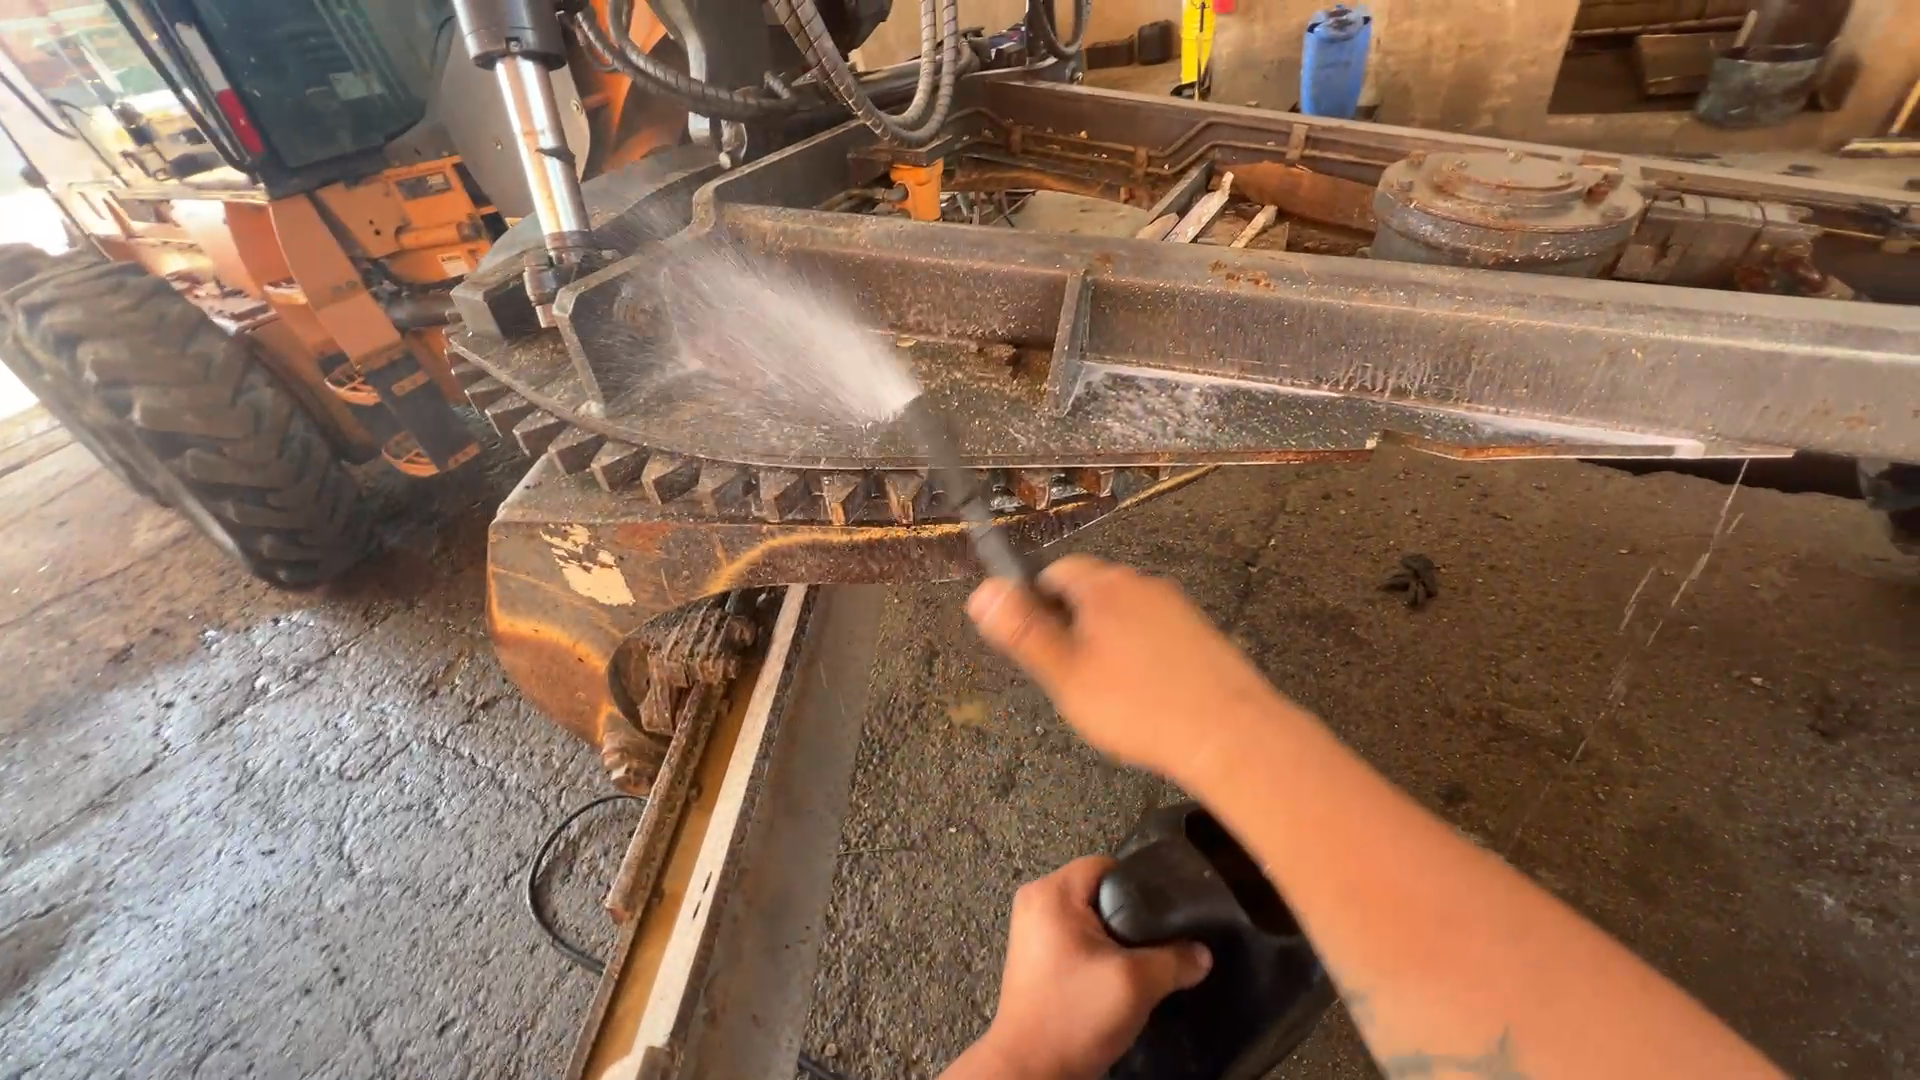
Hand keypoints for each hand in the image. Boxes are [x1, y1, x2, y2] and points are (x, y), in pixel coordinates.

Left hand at [958, 857, 1210, 1079]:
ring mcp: (1031, 928)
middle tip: (1157, 941)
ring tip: (1140, 961)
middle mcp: (1036, 900)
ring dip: (1113, 938)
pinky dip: (1096, 952)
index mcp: (1051, 892)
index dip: (1140, 886)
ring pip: (1088, 917)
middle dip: (1128, 916)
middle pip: (1097, 890)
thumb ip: (1174, 960)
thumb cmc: (1073, 1015)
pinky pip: (1074, 937)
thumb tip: (1202, 953)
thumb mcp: (1135, 984)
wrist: (1031, 1069)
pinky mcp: (1034, 955)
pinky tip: (1116, 976)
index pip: (1105, 866)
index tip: (1166, 913)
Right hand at [967, 555, 1292, 780]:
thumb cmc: (1141, 707)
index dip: (1037, 602)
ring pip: (1122, 612)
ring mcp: (1174, 607)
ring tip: (1107, 687)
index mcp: (1104, 587)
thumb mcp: (1065, 674)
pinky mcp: (1197, 632)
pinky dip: (1139, 651)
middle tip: (1068, 670)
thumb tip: (983, 594)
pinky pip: (1153, 630)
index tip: (1037, 639)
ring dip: (1106, 638)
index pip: (1055, 571)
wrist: (1227, 733)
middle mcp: (1141, 585)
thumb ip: (1023, 632)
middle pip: (1090, 590)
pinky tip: (1142, 691)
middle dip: (1072, 622)